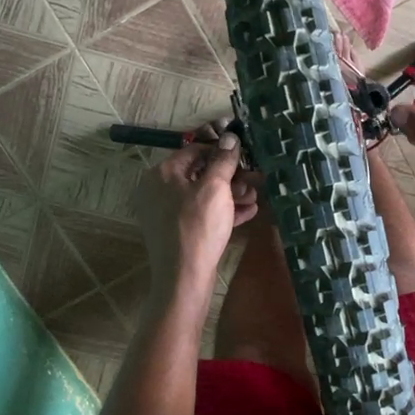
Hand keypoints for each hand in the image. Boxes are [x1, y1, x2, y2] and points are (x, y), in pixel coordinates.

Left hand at [138, 131, 259, 283]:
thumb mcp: (215, 188)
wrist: (184, 278)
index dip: (222, 151)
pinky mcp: (177, 231)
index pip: (195, 150)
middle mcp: (159, 190)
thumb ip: (223, 160)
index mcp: (162, 173)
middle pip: (200, 174)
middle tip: (255, 179)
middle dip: (230, 176)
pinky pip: (201, 214)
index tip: (246, 156)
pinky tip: (249, 212)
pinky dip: (223, 212)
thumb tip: (230, 136)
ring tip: (255, 197)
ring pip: (203, 196)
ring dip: (231, 194)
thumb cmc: (198, 226)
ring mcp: (166, 213)